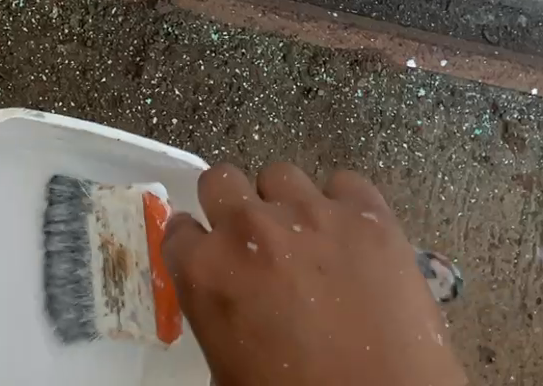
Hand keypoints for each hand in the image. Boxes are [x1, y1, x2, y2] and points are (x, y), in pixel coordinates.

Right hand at [162, 163, 467, 385]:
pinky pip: (344, 183)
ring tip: (308, 236)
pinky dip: (344, 204)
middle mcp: (248, 226)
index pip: (178, 229)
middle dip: (231, 204)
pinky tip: (351, 234)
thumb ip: (216, 311)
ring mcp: (308, 212)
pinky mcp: (364, 213)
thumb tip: (227, 296)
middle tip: (253, 238)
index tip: (209, 251)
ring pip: (280, 174)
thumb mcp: (228, 367)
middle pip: (220, 180)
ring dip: (286, 202)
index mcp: (206, 271)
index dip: (195, 241)